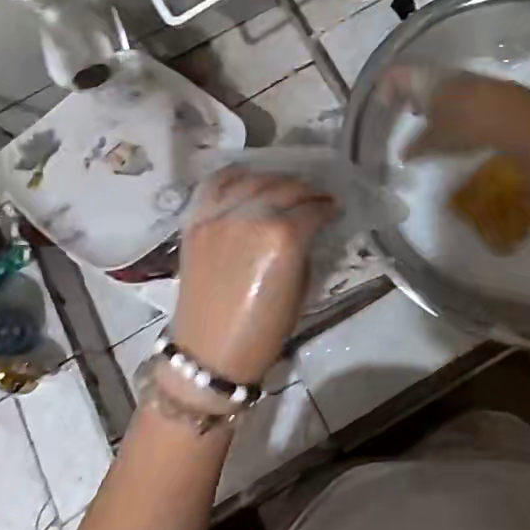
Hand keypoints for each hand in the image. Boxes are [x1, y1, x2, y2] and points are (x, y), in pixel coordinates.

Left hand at [172, 170, 335, 383]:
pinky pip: (215, 186)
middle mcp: (251, 216)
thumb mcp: (300, 289)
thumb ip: (304, 250)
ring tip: (282, 188)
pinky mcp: (196, 222)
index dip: (327, 206)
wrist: (210, 351)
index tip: (333, 207)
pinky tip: (246, 181)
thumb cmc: (263, 330)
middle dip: (304, 190)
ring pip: (251, 181)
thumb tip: (308, 230)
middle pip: (284, 188)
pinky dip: (234, 178)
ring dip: (272, 181)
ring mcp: (219, 216)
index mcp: (283, 238)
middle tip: (313, 197)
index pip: (312, 208)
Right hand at [396, 71, 529, 161]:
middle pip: (418, 76)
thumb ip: (417, 146)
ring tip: (430, 116)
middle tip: (404, 109)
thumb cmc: (467, 127)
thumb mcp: (436, 142)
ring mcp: (468, 77)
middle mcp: (445, 73)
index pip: (396, 73)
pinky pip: (460, 89)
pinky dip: (451, 101)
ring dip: (432, 97)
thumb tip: (403, 154)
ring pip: (441, 82)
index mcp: (426, 81)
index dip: (386, 86)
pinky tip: (458, 118)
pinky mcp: (487, 86)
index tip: (384, 104)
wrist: (518, 118)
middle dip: (409, 92)